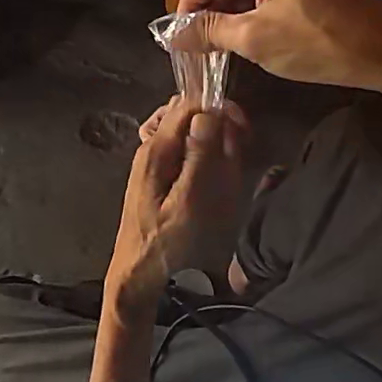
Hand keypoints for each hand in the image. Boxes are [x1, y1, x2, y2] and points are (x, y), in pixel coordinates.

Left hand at [106, 101, 243, 317]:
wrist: (139, 277)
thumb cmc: (166, 246)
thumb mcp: (189, 204)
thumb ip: (199, 157)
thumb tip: (208, 114)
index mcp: (156, 150)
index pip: (186, 104)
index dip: (217, 108)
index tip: (242, 127)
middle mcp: (152, 148)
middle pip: (187, 114)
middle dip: (218, 123)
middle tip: (240, 149)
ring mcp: (154, 161)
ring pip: (187, 131)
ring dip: (213, 140)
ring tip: (231, 166)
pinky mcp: (159, 177)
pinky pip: (185, 152)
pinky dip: (204, 156)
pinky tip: (216, 177)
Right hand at [176, 0, 381, 95]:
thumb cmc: (321, 44)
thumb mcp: (255, 39)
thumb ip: (208, 31)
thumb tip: (172, 35)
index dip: (189, 0)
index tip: (182, 32)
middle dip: (211, 2)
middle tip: (201, 38)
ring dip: (233, 3)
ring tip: (224, 38)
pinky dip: (257, 0)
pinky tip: (252, 26)